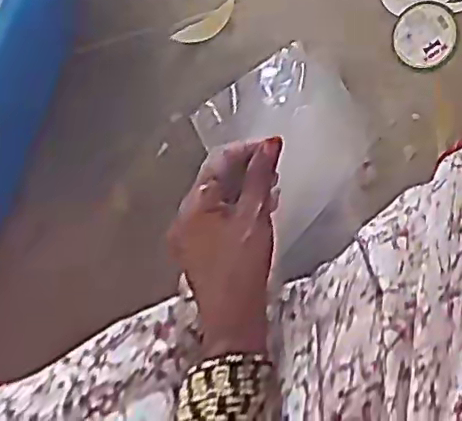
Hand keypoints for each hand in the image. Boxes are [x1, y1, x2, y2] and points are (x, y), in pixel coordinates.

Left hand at [167, 137, 280, 355]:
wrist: (233, 318)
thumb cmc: (243, 262)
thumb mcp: (255, 213)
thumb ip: (261, 175)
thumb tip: (271, 143)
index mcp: (193, 206)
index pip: (218, 160)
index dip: (248, 149)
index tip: (276, 147)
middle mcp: (184, 217)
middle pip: (216, 177)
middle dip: (247, 167)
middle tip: (276, 169)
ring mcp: (188, 234)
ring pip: (218, 195)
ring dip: (245, 186)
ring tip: (272, 188)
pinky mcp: (198, 248)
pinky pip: (217, 213)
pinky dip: (238, 204)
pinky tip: (260, 209)